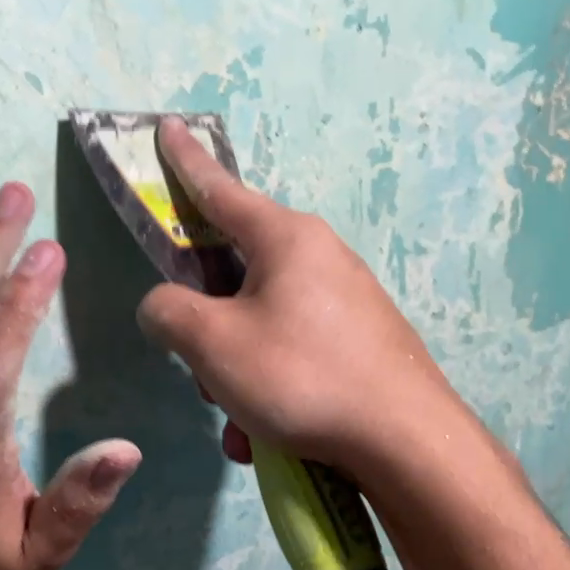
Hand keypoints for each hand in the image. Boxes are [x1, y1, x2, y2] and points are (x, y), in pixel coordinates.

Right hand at [135, 117, 464, 476]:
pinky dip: (266, 393)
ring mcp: (342, 301)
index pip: (219, 189)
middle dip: (204, 327)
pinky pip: (287, 357)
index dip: (186, 162)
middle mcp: (318, 258)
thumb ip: (167, 312)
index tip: (169, 127)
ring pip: (255, 326)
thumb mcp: (212, 343)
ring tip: (243, 422)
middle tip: (204, 372)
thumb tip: (163, 308)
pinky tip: (266, 437)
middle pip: (231, 276)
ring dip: (233, 374)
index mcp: (284, 240)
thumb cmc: (302, 376)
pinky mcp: (356, 342)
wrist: (407, 443)